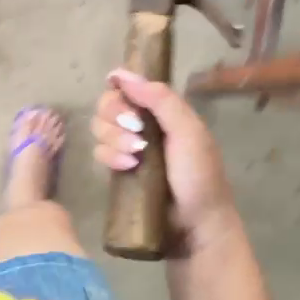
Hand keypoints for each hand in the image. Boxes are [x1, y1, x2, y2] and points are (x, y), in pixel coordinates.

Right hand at [91, 69, 238, 248]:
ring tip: (136, 156)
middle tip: (135, 131)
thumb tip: (122, 73)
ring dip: (114, 138)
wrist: (196, 226)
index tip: (121, 95)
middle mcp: (143, 123)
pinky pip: (99, 152)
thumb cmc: (199, 175)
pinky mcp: (119, 169)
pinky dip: (110, 156)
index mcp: (163, 110)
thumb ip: (160, 99)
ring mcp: (129, 146)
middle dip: (116, 116)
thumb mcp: (188, 132)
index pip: (129, 85)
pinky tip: (127, 167)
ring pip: (100, 127)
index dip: (121, 89)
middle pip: (108, 103)